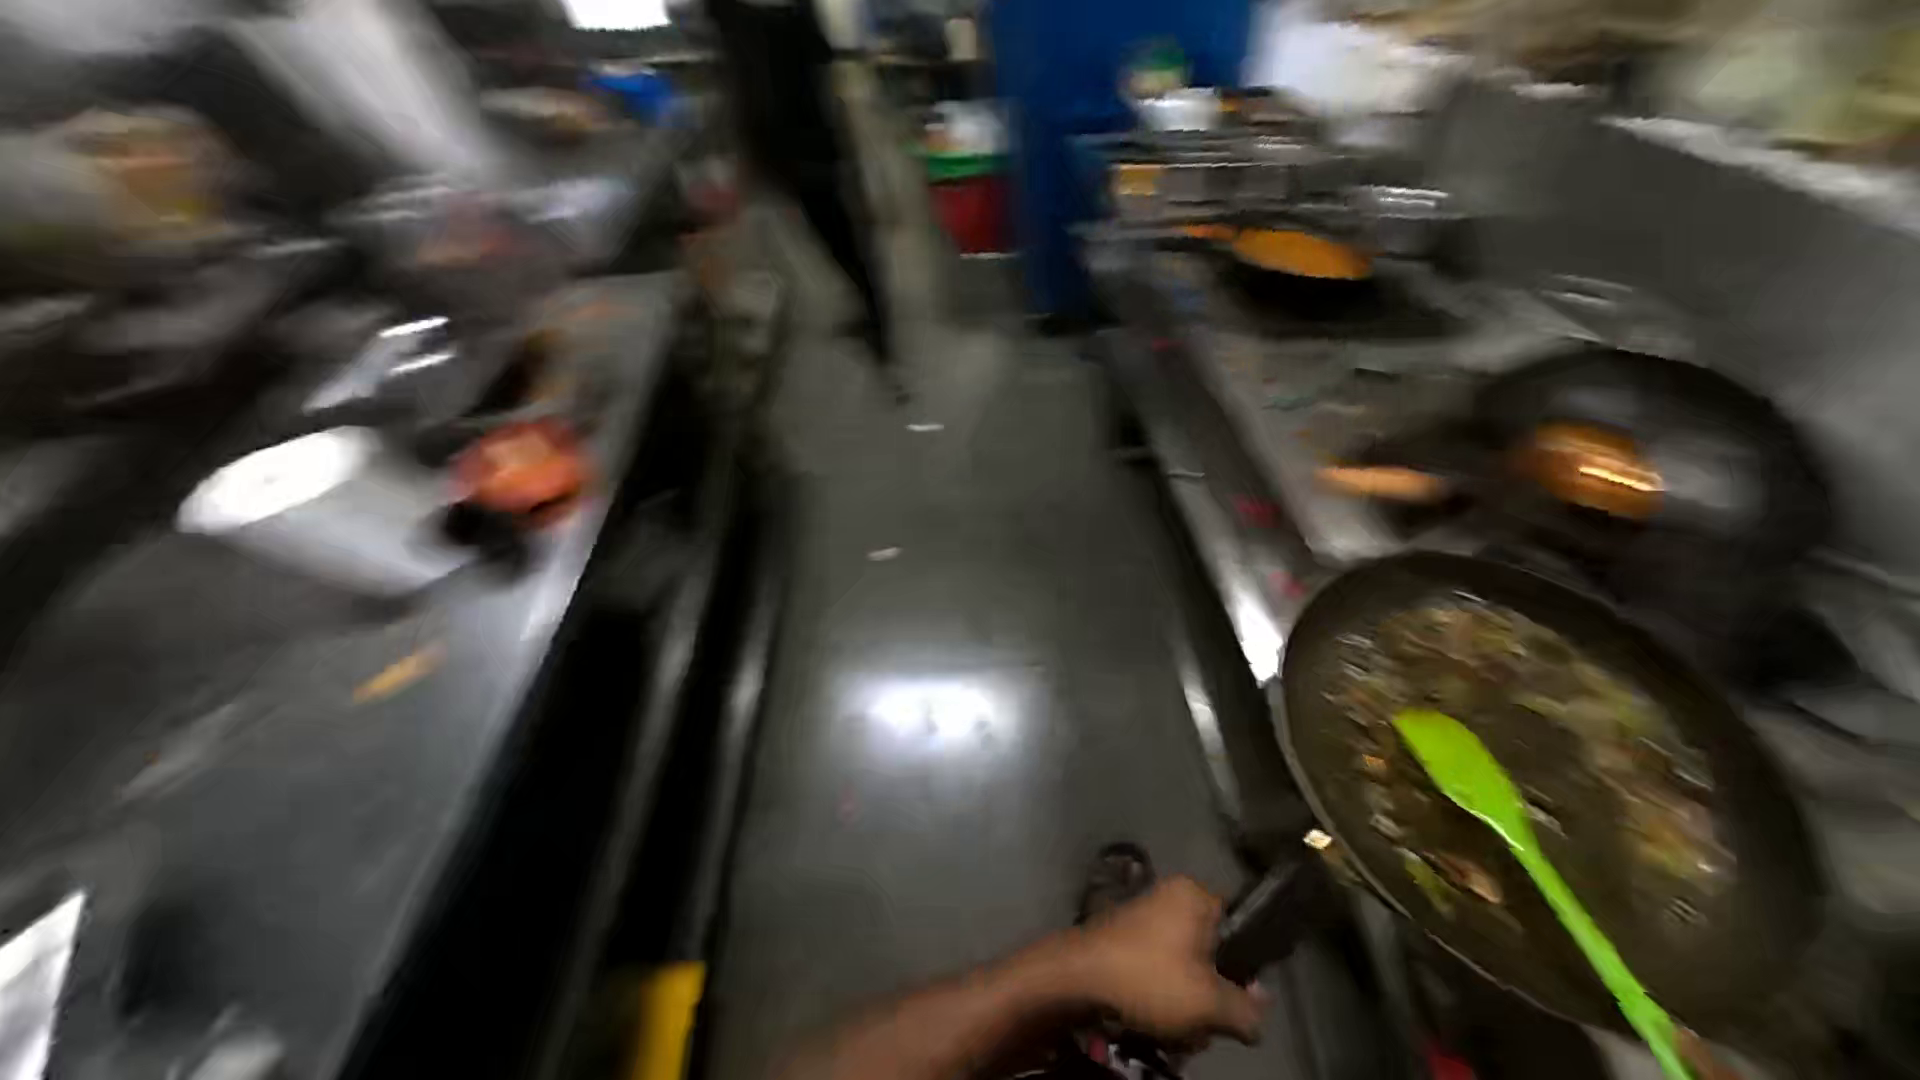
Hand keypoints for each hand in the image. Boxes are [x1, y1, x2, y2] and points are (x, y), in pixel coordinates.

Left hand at [1064, 876, 1263, 1044]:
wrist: (1077, 979)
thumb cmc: (1149, 978)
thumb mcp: (1210, 1003)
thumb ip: (1247, 1009)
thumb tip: (1261, 1005)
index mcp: (1193, 895)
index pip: (1238, 924)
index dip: (1245, 964)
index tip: (1240, 996)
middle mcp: (1169, 898)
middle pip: (1212, 954)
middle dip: (1211, 996)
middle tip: (1203, 1023)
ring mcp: (1145, 918)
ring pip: (1186, 970)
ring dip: (1188, 1007)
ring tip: (1177, 1031)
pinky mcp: (1126, 941)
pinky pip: (1160, 972)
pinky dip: (1162, 1000)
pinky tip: (1156, 1026)